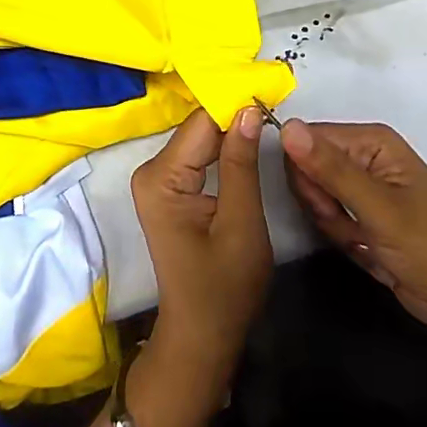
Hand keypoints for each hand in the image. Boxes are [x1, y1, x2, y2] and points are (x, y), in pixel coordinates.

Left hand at [124, 108, 272, 426]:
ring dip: (230, 131)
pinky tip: (246, 140)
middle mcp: (150, 170)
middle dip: (234, 116)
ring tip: (267, 116)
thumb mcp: (242, 224)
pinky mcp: (167, 188)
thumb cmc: (224, 288)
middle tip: (275, 102)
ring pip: (199, 140)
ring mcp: (156, 179)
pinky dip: (222, 149)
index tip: (271, 91)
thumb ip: (243, 164)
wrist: (201, 335)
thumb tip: (249, 109)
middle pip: (198, 129)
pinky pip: (197, 156)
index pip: (201, 124)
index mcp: (161, 178)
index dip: (235, 106)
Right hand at [279, 120, 426, 332]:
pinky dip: (343, 238)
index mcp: (371, 140)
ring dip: (333, 225)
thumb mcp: (380, 210)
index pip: (304, 139)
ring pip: (314, 197)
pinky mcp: (362, 215)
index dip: (306, 173)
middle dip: (321, 204)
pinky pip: (329, 218)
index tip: (327, 204)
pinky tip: (370, 250)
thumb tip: (286, 126)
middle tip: (352, 226)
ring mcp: (363, 187)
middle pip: (306, 168)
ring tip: (367, 241)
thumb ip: (330, 169)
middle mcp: (364, 155)